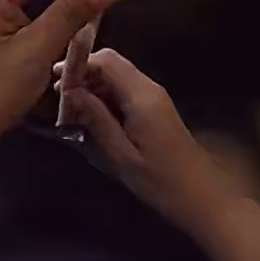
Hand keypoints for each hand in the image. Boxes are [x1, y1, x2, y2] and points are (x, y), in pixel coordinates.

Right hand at [62, 49, 249, 236]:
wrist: (204, 199)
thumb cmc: (161, 181)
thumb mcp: (121, 154)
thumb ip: (96, 118)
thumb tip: (70, 90)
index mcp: (140, 96)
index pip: (106, 61)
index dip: (79, 63)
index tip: (55, 77)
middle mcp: (149, 87)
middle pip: (112, 62)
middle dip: (84, 71)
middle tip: (60, 92)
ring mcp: (154, 96)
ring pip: (118, 74)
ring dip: (94, 83)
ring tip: (71, 105)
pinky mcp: (156, 107)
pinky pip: (126, 88)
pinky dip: (106, 93)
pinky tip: (93, 113)